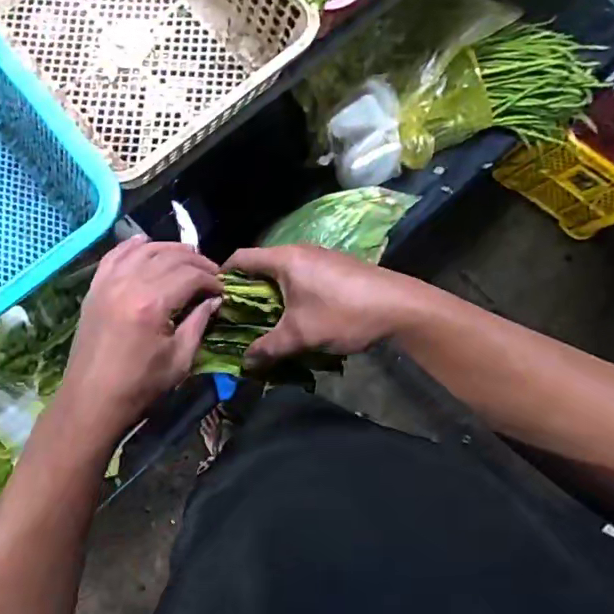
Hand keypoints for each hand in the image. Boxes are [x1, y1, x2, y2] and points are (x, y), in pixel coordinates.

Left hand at [55, 237, 220, 441]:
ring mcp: (107, 284)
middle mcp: (128, 284)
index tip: (222, 290)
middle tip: (211, 273)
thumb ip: (198, 323)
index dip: (211, 279)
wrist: (91, 400)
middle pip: (169, 257)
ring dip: (168, 249)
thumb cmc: (140, 386)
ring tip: (187, 257)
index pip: (190, 275)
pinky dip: (131, 246)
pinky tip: (144, 243)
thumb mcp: (180, 359)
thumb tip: (213, 300)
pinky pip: (114, 256)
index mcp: (152, 304)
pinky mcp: (94, 290)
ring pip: (143, 250)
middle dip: (195, 261)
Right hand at [223, 245, 430, 367]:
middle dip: (245, 291)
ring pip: (282, 273)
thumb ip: (269, 347)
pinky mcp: (336, 268)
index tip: (213, 299)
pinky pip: (301, 276)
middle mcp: (299, 251)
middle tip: (234, 317)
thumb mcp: (301, 335)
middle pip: (260, 265)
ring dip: (270, 294)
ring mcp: (320, 257)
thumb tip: (246, 362)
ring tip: (263, 321)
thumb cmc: (344, 314)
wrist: (401, 307)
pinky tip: (295, 316)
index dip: (222, 276)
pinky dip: (290, 293)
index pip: (240, 258)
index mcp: (284, 258)